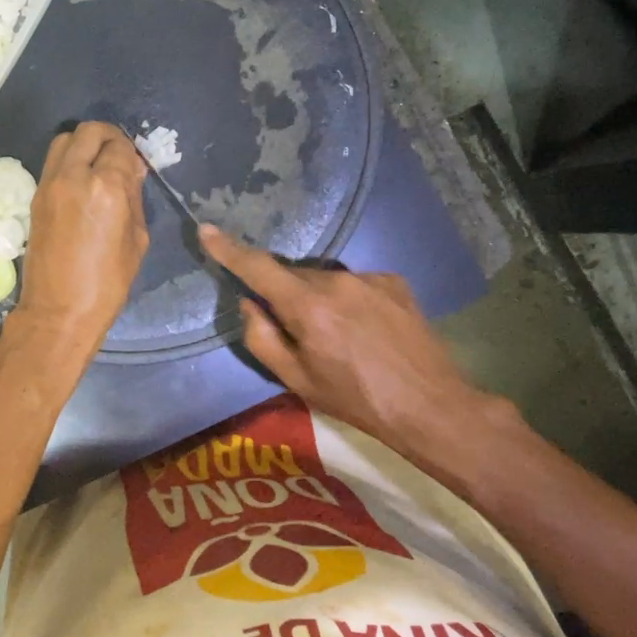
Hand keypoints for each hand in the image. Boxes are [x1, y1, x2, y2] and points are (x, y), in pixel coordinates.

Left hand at [16, 123, 149, 347]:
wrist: (59, 309)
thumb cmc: (107, 283)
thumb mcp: (137, 240)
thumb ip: (134, 198)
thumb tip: (131, 171)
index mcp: (106, 188)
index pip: (120, 147)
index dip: (131, 153)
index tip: (135, 166)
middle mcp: (74, 177)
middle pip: (89, 132)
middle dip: (107, 137)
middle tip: (117, 155)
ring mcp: (49, 185)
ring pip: (64, 141)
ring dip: (83, 145)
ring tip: (97, 166)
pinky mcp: (35, 197)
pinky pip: (52, 163)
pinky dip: (68, 161)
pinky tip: (81, 182)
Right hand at [199, 225, 499, 463]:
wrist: (430, 406)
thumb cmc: (355, 399)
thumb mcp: (295, 379)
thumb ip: (261, 338)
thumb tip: (249, 304)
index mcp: (308, 308)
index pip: (258, 268)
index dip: (229, 250)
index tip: (206, 230)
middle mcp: (338, 282)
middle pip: (291, 275)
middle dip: (282, 293)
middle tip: (291, 330)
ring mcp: (370, 279)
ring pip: (323, 278)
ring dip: (315, 297)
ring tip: (334, 336)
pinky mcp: (394, 282)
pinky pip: (353, 283)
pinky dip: (345, 299)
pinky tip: (362, 329)